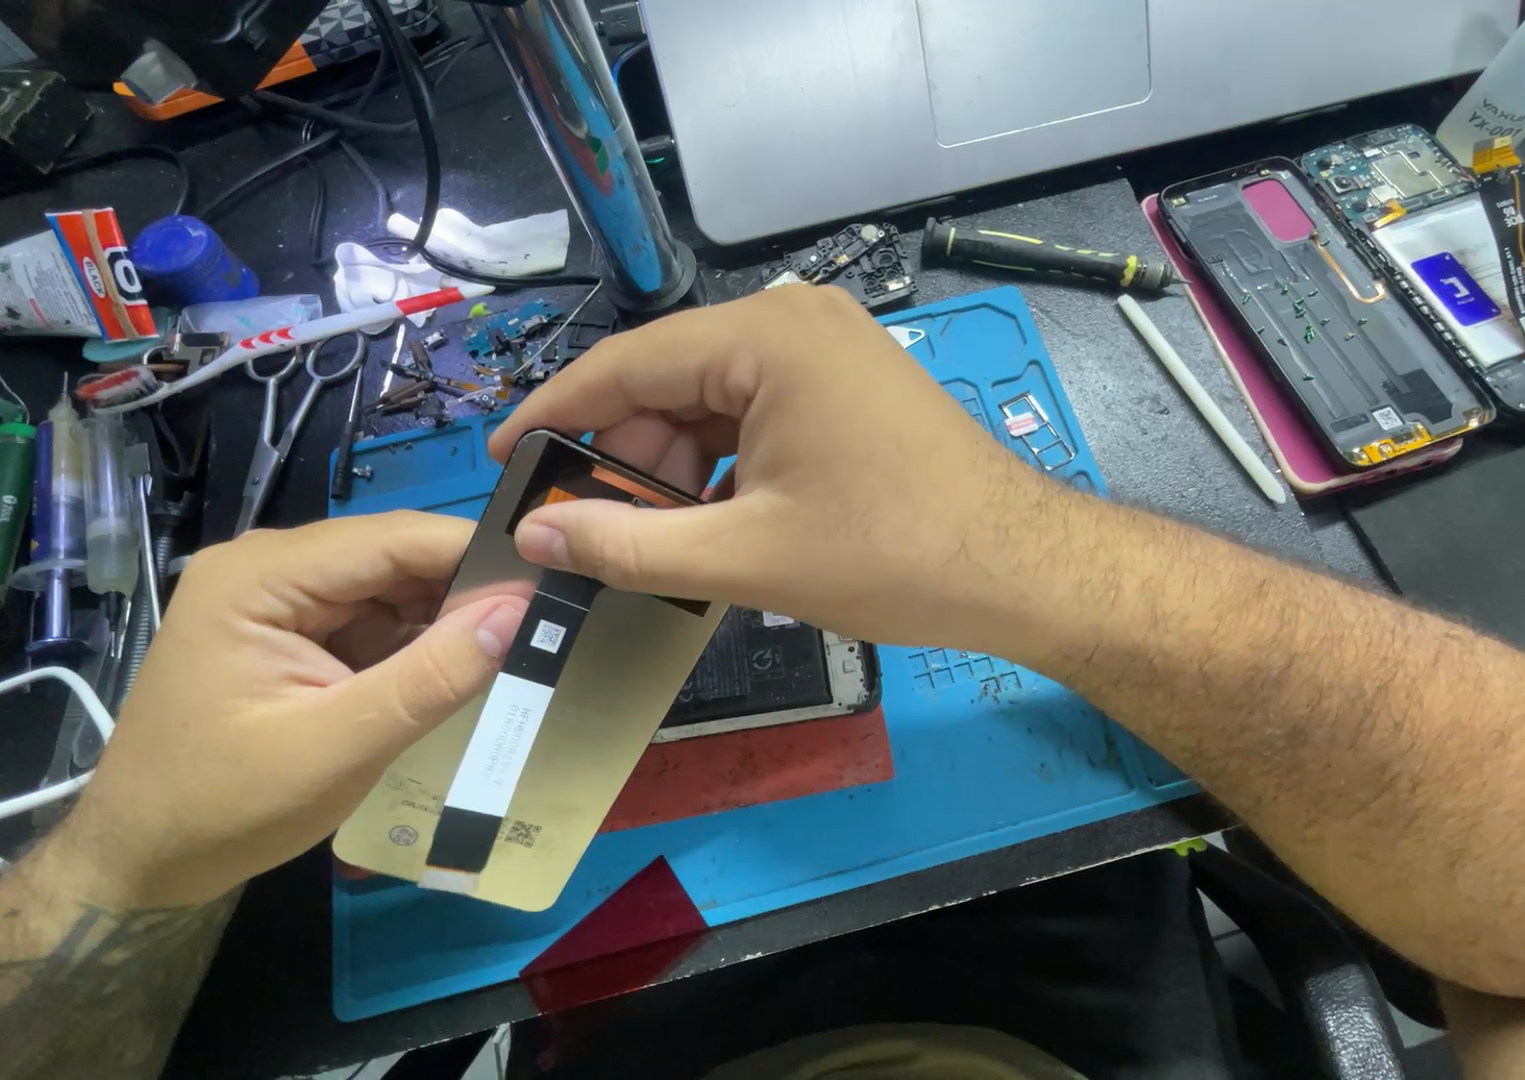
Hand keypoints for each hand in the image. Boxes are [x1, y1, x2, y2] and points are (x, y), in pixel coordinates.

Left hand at [52, 512, 529, 907]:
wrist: (145, 862)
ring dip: (453, 611)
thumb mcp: (339, 747)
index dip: (476, 554)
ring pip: (399, 581)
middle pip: (399, 553)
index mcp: (259, 577)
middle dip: (469, 584)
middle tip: (541, 618)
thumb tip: (520, 612)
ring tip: (514, 639)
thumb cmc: (224, 808)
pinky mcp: (304, 625)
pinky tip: (463, 659)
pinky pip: (385, 612)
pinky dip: (427, 635)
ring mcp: (287, 595)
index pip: (394, 538)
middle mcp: (271, 567)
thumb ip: (432, 677)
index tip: (548, 583)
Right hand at [488, 285, 1064, 653]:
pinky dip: (724, 464)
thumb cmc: (890, 557)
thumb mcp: (746, 556)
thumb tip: (537, 534)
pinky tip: (717, 518)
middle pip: (670, 383)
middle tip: (600, 531)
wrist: (1017, 569)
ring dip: (678, 469)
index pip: (626, 364)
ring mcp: (827, 349)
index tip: (507, 458)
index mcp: (765, 338)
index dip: (556, 415)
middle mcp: (794, 320)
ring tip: (664, 538)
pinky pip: (756, 414)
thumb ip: (629, 544)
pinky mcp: (847, 384)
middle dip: (629, 457)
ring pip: (712, 403)